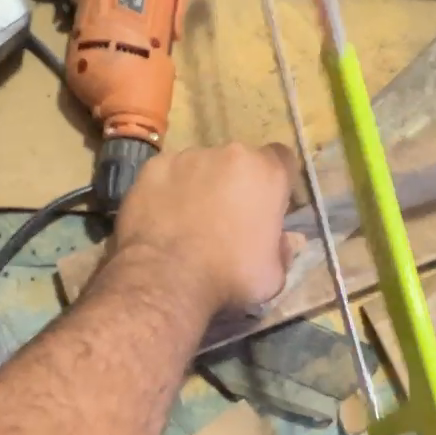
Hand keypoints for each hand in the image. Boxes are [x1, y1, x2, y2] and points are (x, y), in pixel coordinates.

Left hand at [111, 143, 299, 314]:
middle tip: (225, 219)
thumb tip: (277, 242)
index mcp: (267, 173)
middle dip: (235, 184)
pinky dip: (167, 190)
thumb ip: (281, 248)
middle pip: (238, 162)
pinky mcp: (154, 167)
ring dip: (199, 186)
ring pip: (200, 166)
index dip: (274, 182)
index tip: (265, 205)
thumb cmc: (229, 278)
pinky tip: (162, 218)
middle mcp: (230, 154)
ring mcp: (188, 156)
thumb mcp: (274, 275)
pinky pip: (166, 175)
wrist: (167, 280)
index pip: (281, 160)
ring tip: (187, 221)